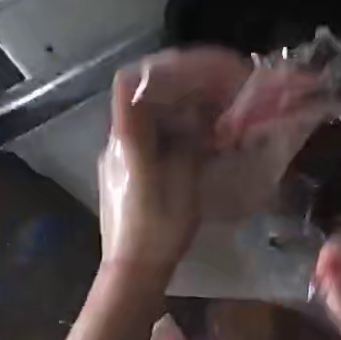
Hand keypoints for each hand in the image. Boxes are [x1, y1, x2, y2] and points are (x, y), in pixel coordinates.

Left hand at [97, 49, 251, 273]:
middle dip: (187, 87)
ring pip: (151, 119)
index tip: (200, 69)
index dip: (163, 66)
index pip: (131, 82)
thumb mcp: (185, 182)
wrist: (132, 273)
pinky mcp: (125, 176)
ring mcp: (118, 159)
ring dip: (185, 110)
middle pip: (146, 97)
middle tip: (224, 92)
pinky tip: (202, 142)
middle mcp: (116, 142)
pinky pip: (151, 140)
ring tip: (220, 116)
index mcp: (126, 139)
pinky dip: (177, 133)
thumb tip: (202, 113)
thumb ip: (191, 140)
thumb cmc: (158, 231)